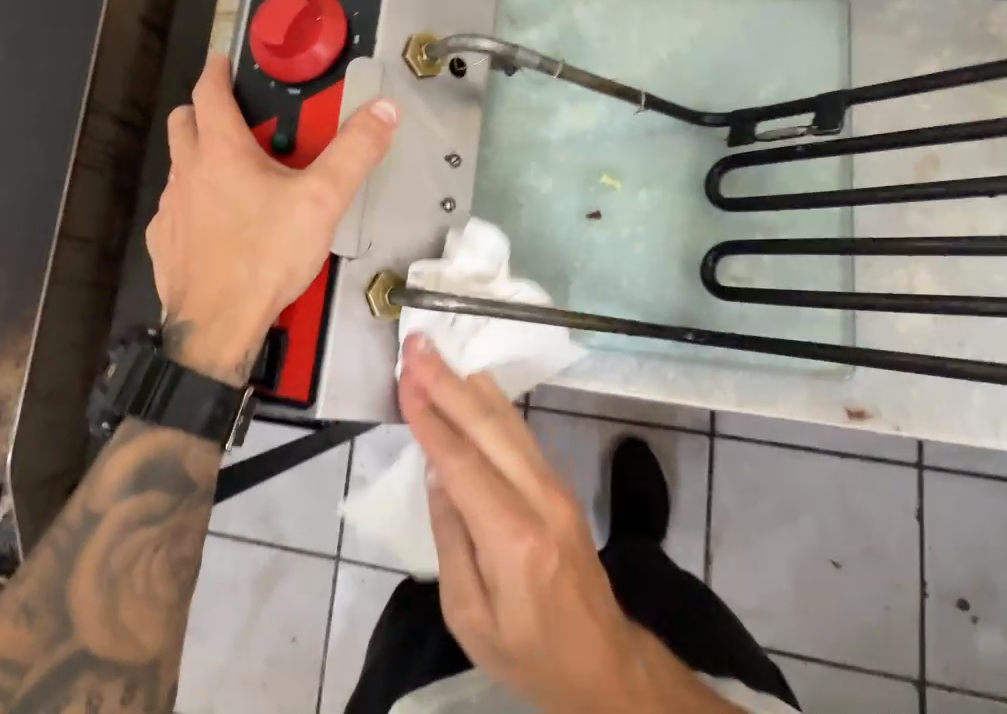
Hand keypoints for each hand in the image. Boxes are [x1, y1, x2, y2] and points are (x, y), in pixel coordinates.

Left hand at [148, 53, 397, 383]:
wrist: (219, 324)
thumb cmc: (266, 256)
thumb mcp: (322, 200)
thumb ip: (354, 151)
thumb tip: (383, 110)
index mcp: (221, 152)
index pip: (208, 92)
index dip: (216, 71)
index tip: (222, 61)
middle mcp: (187, 173)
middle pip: (183, 123)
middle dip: (203, 112)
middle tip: (233, 118)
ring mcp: (171, 210)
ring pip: (178, 168)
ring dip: (199, 160)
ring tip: (234, 176)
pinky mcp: (165, 243)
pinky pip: (175, 210)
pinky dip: (193, 204)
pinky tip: (218, 226)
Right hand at [400, 338, 738, 713]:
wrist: (602, 663)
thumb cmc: (527, 650)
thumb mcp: (469, 615)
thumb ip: (450, 539)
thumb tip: (436, 475)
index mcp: (512, 537)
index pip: (461, 462)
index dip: (429, 416)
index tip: (404, 377)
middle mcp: (539, 499)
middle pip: (487, 427)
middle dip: (447, 381)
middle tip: (416, 344)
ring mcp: (556, 489)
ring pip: (509, 422)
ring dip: (467, 384)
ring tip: (436, 353)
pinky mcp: (561, 488)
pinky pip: (521, 434)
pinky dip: (491, 404)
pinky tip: (473, 385)